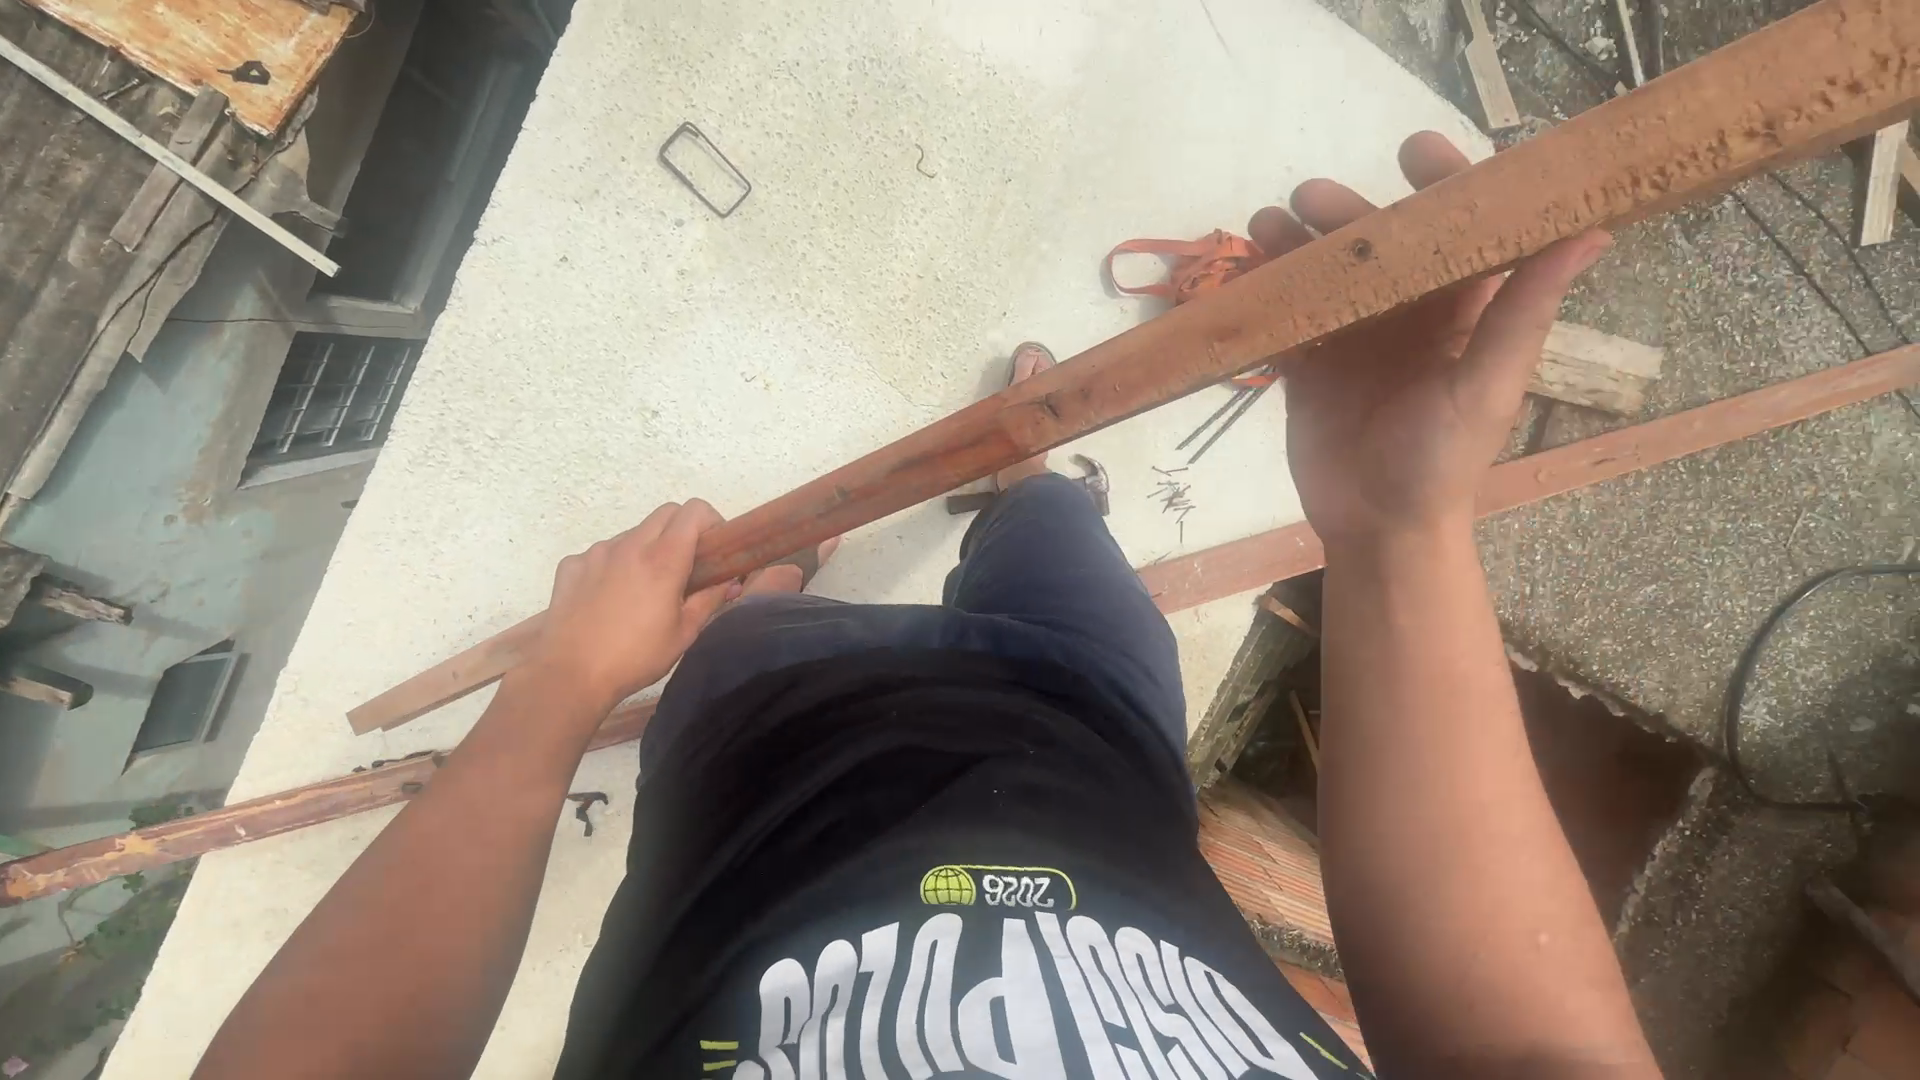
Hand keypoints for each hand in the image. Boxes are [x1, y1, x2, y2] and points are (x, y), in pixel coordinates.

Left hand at [522, 500, 736, 709]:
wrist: (570, 675)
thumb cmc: (636, 657)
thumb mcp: (684, 633)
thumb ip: (711, 600)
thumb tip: (732, 582)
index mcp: (663, 559)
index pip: (694, 511)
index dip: (712, 522)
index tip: (715, 547)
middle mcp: (630, 545)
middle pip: (666, 513)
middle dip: (684, 528)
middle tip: (688, 563)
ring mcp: (597, 552)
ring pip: (634, 533)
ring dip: (649, 547)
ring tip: (646, 586)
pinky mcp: (572, 565)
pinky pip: (602, 553)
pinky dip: (615, 564)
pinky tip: (611, 597)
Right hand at [1253, 131, 1611, 545]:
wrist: (1376, 524)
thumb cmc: (1441, 461)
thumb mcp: (1485, 386)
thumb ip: (1520, 312)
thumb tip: (1589, 228)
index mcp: (1460, 311)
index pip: (1458, 231)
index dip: (1442, 184)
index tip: (1411, 150)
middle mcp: (1405, 315)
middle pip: (1377, 247)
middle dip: (1345, 213)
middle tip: (1309, 195)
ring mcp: (1351, 341)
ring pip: (1325, 277)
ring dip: (1295, 246)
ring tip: (1263, 225)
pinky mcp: (1308, 370)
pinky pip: (1287, 322)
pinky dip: (1266, 298)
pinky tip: (1242, 278)